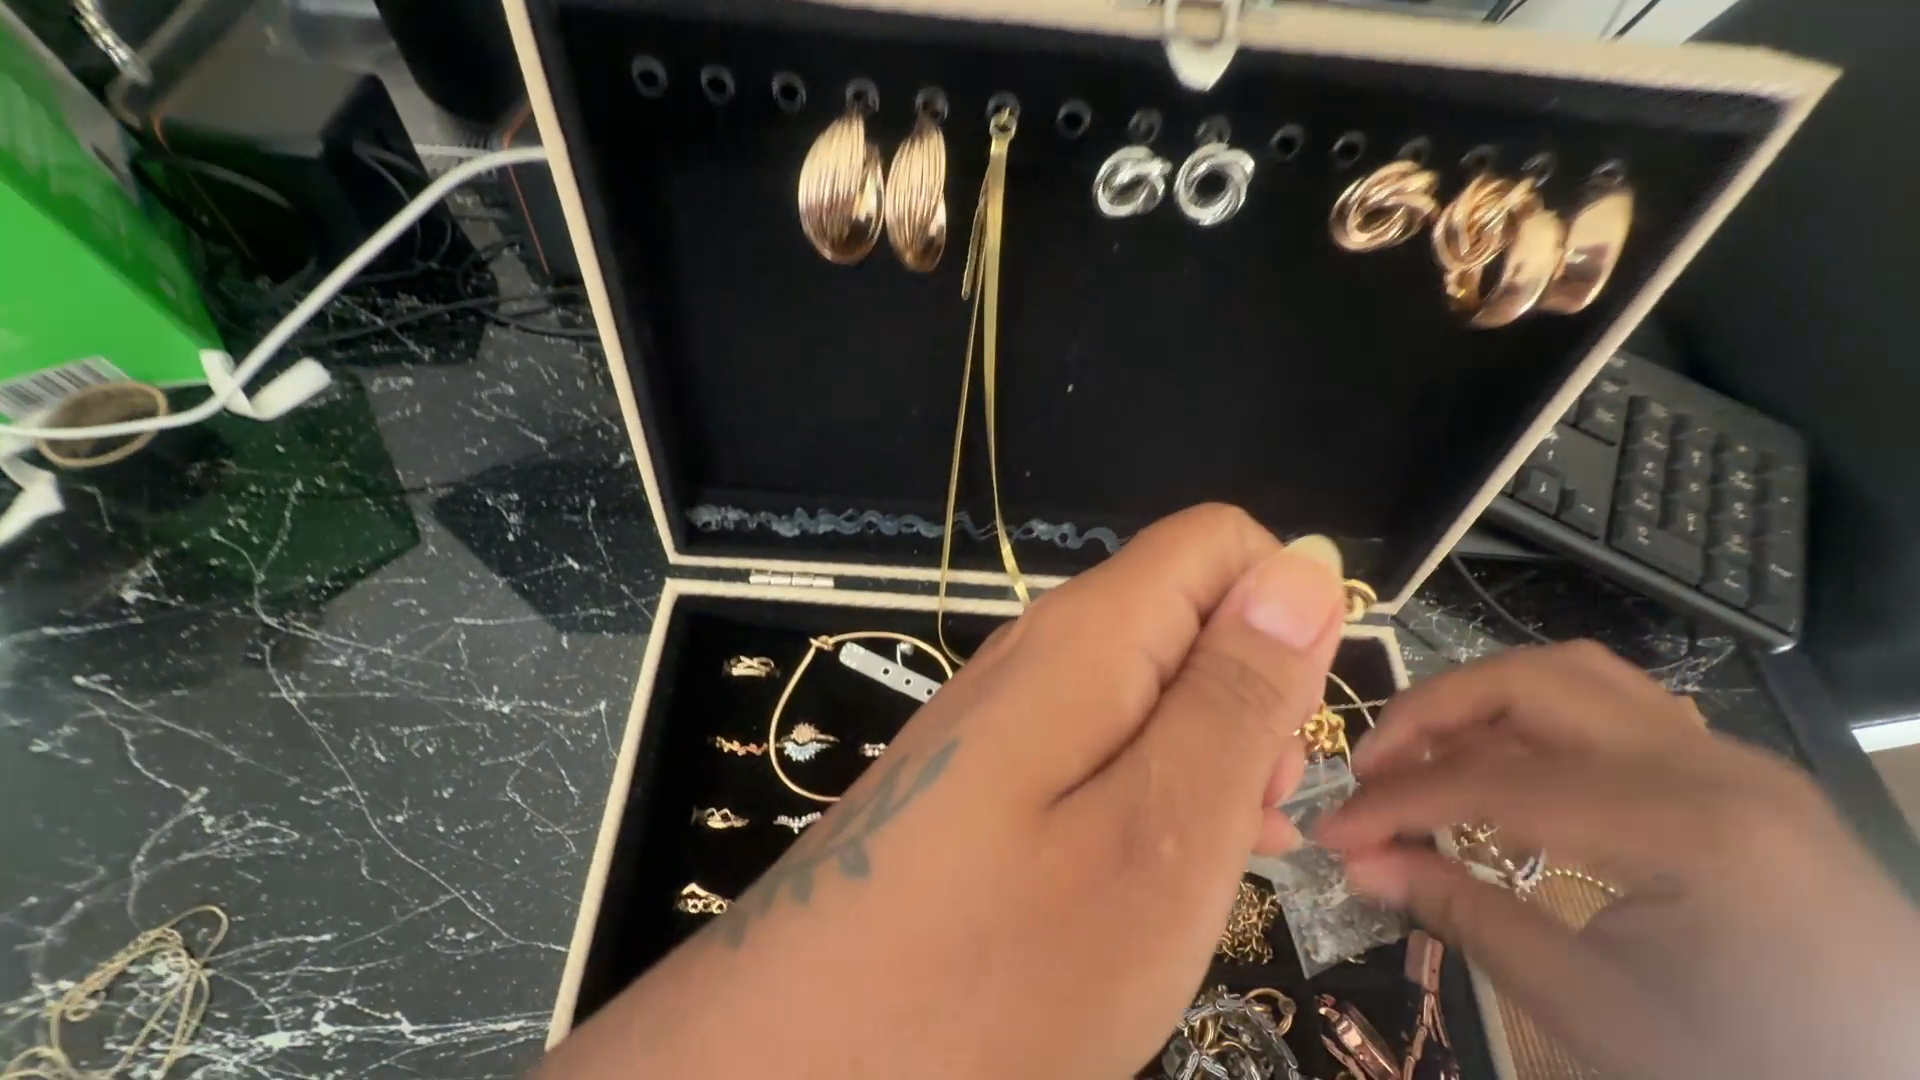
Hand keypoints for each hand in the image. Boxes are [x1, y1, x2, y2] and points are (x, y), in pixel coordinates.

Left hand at [535, 505, 1347, 1079]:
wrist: (801, 1054)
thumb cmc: (998, 965)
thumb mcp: (1161, 832)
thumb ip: (1239, 691)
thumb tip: (1305, 564)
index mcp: (1089, 638)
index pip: (1221, 543)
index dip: (1283, 616)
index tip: (1284, 730)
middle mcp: (1041, 654)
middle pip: (1190, 617)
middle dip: (1250, 700)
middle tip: (1243, 820)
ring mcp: (1007, 717)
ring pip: (1152, 691)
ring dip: (1206, 760)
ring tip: (1203, 864)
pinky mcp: (989, 775)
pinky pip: (1100, 749)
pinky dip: (1151, 795)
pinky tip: (1155, 874)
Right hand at [1318, 642, 1919, 1079]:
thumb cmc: (1756, 1070)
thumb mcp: (1599, 1014)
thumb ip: (1467, 916)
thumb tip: (1358, 864)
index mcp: (1691, 831)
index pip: (1495, 783)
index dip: (1395, 803)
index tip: (1330, 830)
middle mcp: (1715, 765)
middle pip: (1530, 682)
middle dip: (1428, 715)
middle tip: (1369, 771)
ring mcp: (1733, 758)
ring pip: (1572, 675)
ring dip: (1479, 702)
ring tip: (1423, 757)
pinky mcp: (1736, 771)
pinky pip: (1611, 706)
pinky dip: (1532, 716)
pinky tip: (1499, 765)